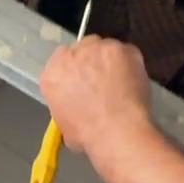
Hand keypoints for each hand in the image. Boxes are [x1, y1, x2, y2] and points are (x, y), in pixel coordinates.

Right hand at [40, 37, 154, 157]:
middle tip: (101, 81)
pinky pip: (126, 52)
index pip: (60, 63)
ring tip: (119, 83)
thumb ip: (66, 104)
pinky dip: (129, 64)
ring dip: (110, 62)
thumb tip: (76, 105)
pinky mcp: (122, 49)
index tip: (82, 80)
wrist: (115, 130)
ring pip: (105, 48)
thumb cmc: (87, 134)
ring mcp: (98, 49)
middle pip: (82, 49)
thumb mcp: (62, 123)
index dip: (74, 71)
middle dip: (90, 61)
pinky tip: (132, 82)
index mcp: (52, 75)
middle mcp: (71, 56)